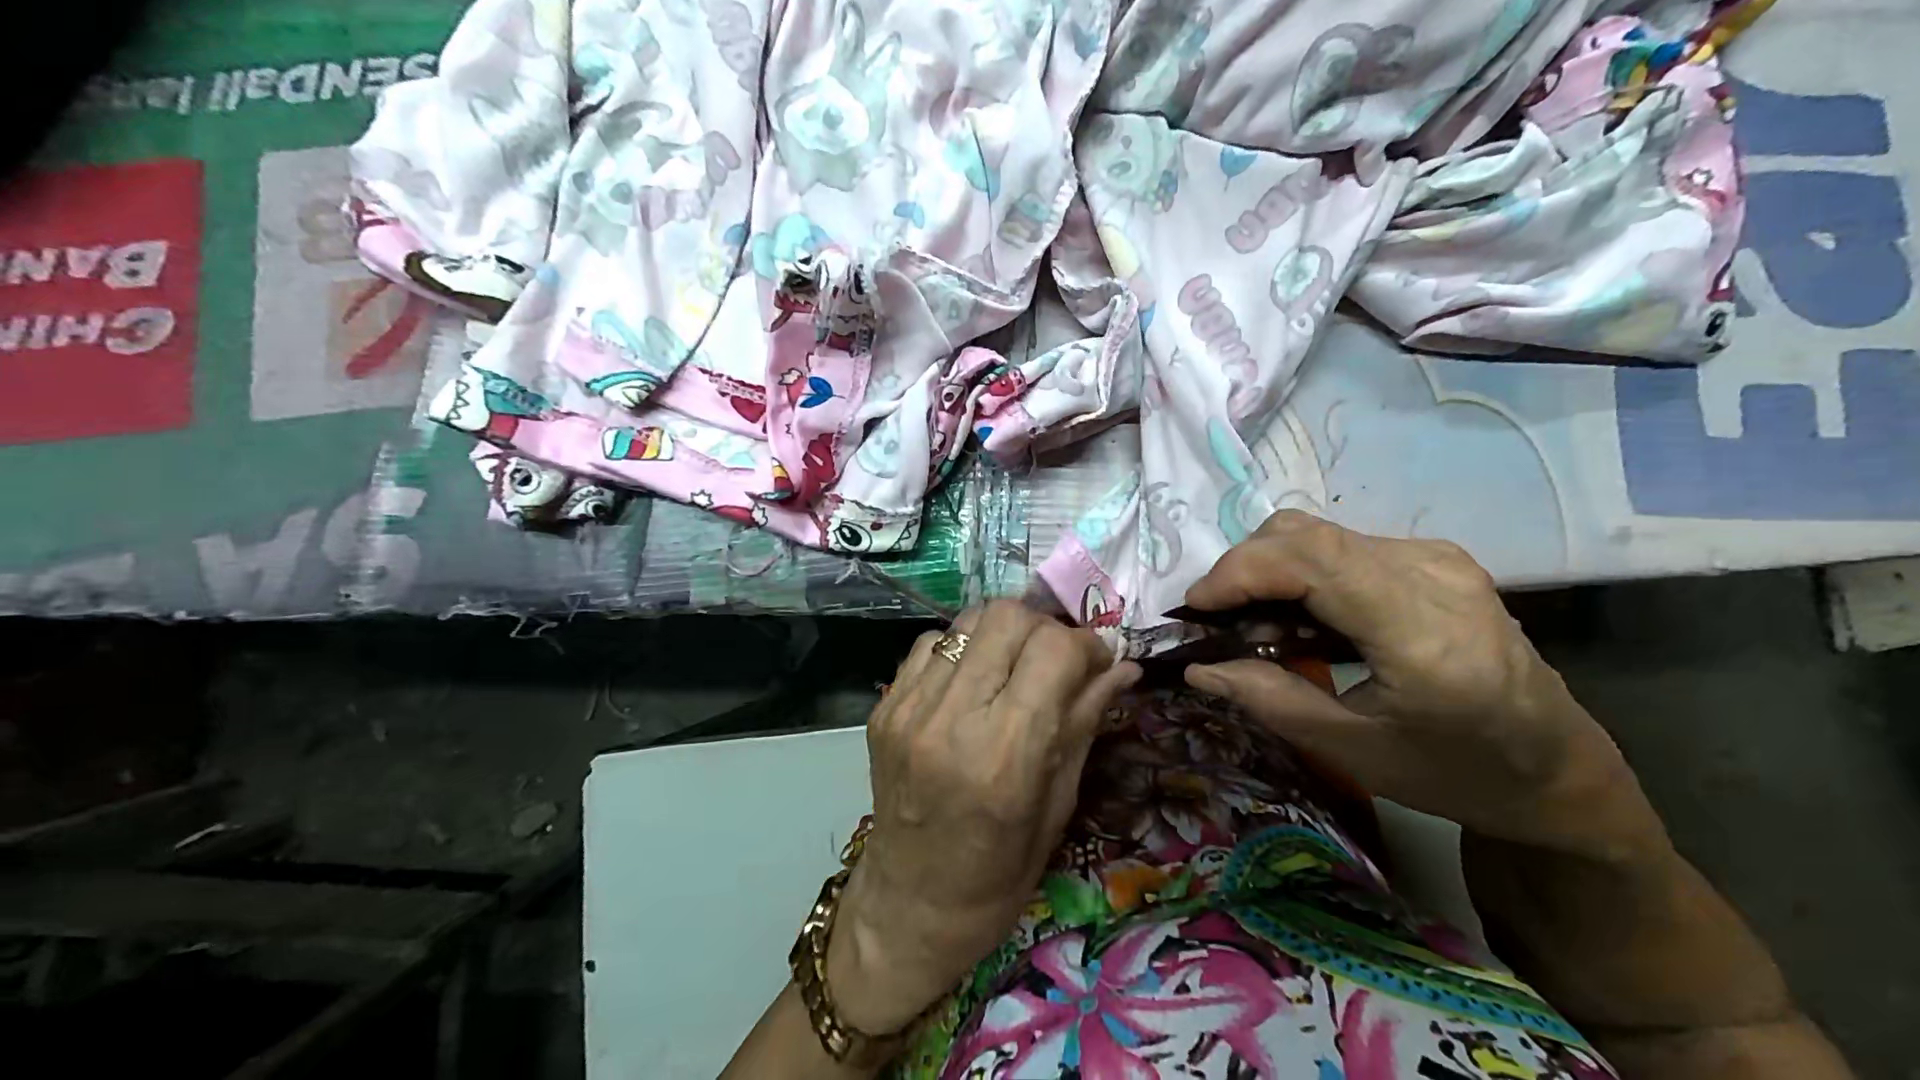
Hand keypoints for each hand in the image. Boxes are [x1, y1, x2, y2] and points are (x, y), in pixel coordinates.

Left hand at [827, 601, 1139, 1035]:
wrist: (911, 903)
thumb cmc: (999, 873)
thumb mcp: (1057, 804)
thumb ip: (1085, 722)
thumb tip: (1123, 665)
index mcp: (1005, 754)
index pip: (1054, 649)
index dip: (1087, 646)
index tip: (1096, 664)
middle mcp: (952, 718)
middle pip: (1008, 616)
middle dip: (1045, 629)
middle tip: (1056, 663)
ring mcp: (909, 708)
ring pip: (969, 619)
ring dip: (1004, 634)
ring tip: (1015, 669)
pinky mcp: (884, 706)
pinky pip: (932, 643)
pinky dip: (963, 649)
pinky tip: (973, 683)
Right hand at [1182, 511, 1667, 863]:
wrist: (1556, 769)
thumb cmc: (1455, 773)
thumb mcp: (1352, 751)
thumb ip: (1269, 699)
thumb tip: (1196, 666)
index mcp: (1422, 631)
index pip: (1311, 560)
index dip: (1238, 572)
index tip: (1194, 610)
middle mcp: (1433, 574)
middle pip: (1304, 533)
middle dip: (1242, 570)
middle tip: (1218, 623)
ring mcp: (1436, 557)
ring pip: (1316, 533)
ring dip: (1267, 572)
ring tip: (1256, 628)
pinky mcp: (1432, 558)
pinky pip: (1339, 546)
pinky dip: (1298, 574)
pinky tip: (1298, 620)